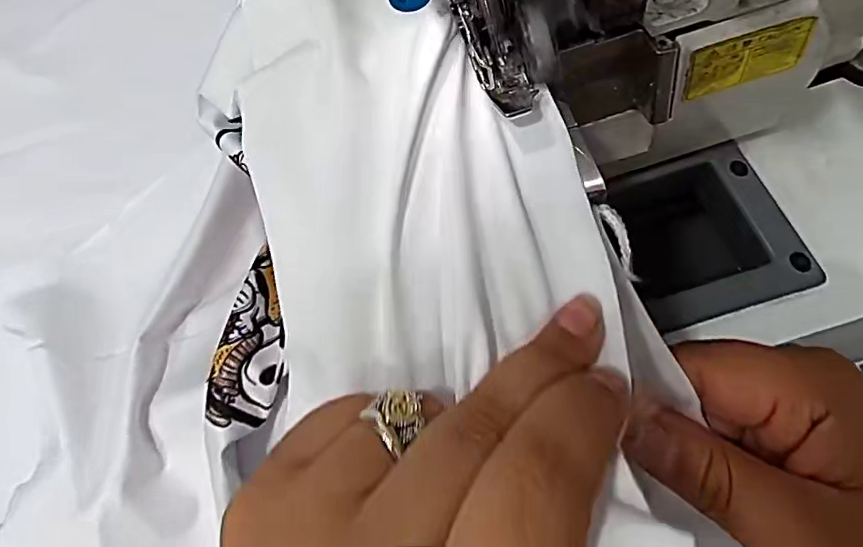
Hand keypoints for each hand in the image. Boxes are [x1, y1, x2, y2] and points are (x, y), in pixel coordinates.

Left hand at [223, 294, 627, 546]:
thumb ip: (544, 536)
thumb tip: (578, 446)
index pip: (531, 485)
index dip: (578, 419)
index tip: (605, 382)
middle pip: (471, 433)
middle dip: (536, 373)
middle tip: (573, 336)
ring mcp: (300, 530)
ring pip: (405, 416)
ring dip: (453, 412)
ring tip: (477, 435)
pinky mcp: (258, 509)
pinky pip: (339, 417)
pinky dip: (380, 418)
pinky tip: (401, 448)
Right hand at [624, 341, 862, 546]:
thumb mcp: (805, 534)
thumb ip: (711, 469)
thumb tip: (631, 415)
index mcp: (807, 377)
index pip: (689, 361)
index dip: (645, 399)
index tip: (612, 438)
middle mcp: (801, 379)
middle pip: (695, 384)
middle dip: (667, 431)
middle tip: (644, 483)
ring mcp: (802, 410)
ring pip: (708, 414)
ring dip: (689, 456)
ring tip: (690, 502)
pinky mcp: (802, 441)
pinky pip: (733, 438)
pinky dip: (712, 470)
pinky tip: (711, 501)